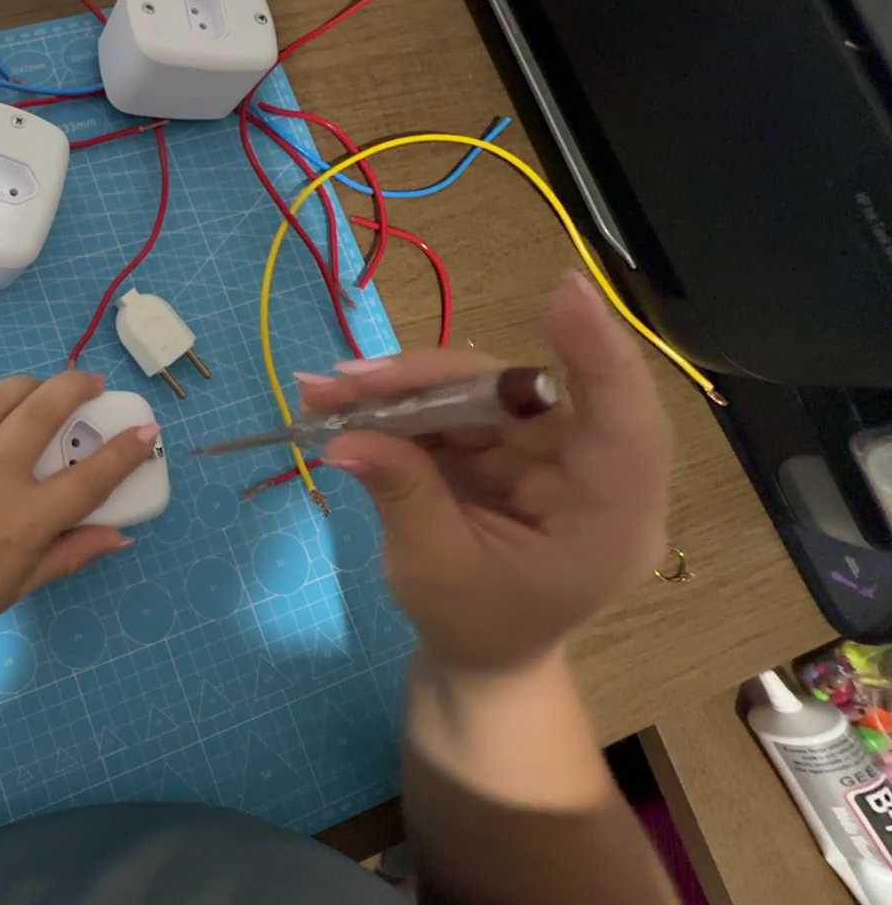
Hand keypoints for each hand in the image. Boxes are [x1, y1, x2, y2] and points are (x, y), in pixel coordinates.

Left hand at [0, 370, 159, 659]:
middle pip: (43, 413)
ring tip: (44, 384)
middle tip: (92, 380)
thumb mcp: (14, 588)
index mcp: (25, 519)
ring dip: (29, 383)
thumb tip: (116, 536)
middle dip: (75, 388)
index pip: (89, 478)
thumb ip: (67, 554)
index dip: (125, 451)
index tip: (147, 428)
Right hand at [299, 272, 672, 673]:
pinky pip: (448, 412)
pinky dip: (394, 408)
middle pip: (518, 396)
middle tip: (345, 381)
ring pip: (473, 395)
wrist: (478, 652)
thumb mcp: (432, 565)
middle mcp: (583, 470)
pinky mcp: (500, 450)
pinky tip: (342, 404)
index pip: (621, 425)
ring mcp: (539, 455)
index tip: (562, 292)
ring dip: (397, 391)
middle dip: (426, 380)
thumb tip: (342, 436)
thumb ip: (400, 494)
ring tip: (323, 393)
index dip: (596, 356)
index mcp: (605, 515)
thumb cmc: (474, 623)